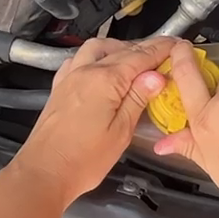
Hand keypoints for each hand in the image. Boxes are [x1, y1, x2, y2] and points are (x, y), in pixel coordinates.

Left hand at [7, 37, 178, 206]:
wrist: (43, 172)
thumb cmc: (82, 160)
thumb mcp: (121, 132)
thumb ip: (138, 99)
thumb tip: (156, 76)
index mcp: (105, 80)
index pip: (140, 56)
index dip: (160, 49)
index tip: (175, 45)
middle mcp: (85, 71)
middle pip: (120, 49)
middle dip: (144, 48)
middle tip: (162, 52)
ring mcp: (69, 77)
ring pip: (97, 48)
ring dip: (118, 47)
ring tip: (135, 58)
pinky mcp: (60, 87)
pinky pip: (79, 59)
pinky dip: (96, 56)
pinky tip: (102, 67)